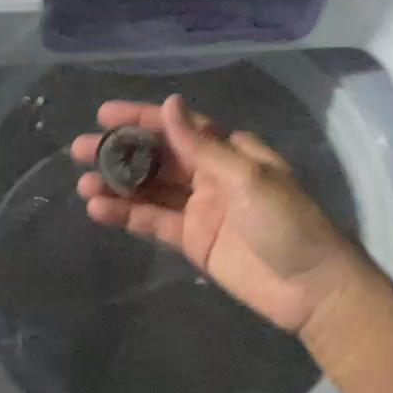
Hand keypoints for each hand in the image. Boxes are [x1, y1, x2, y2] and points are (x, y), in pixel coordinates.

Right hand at [71, 94, 375, 333]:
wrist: (313, 289)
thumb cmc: (288, 222)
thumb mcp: (248, 178)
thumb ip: (203, 146)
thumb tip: (169, 104)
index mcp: (228, 150)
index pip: (177, 126)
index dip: (141, 117)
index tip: (104, 114)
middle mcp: (209, 173)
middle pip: (156, 156)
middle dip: (119, 150)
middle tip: (79, 148)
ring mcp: (198, 207)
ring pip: (149, 189)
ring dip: (117, 184)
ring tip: (82, 183)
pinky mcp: (192, 241)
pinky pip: (153, 221)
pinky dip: (126, 215)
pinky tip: (99, 210)